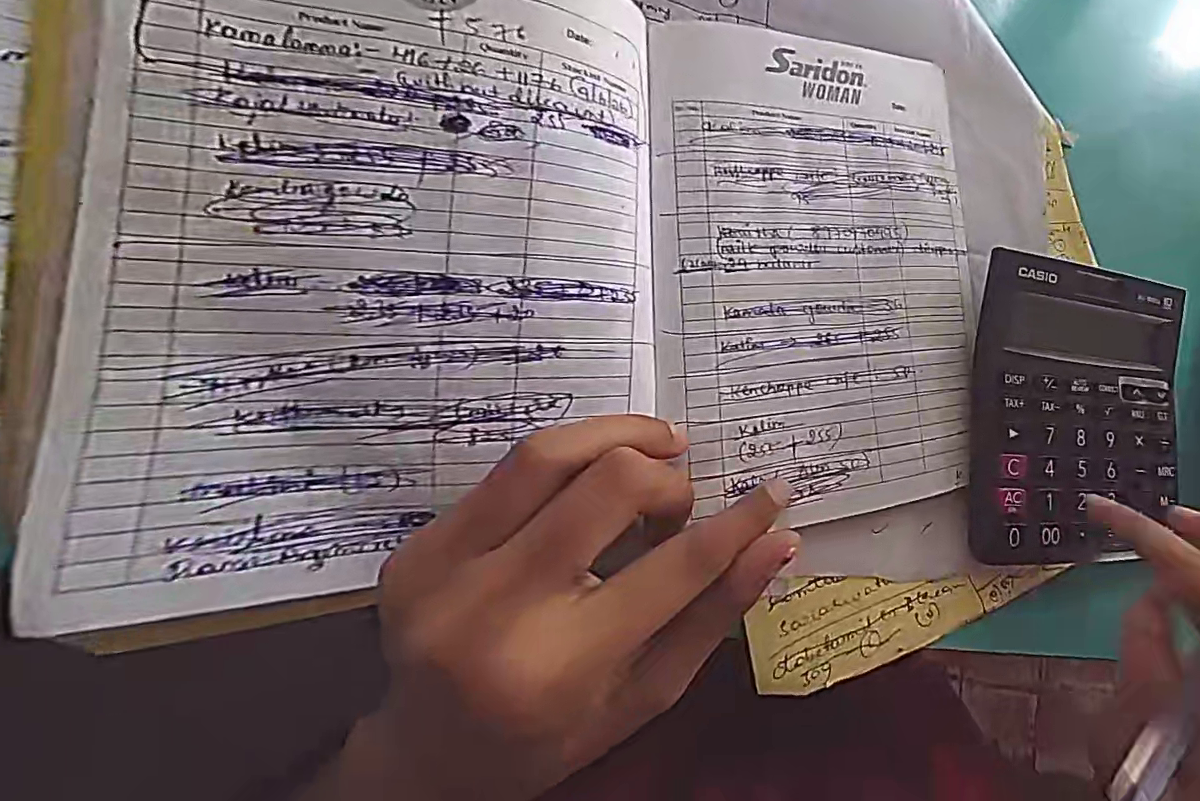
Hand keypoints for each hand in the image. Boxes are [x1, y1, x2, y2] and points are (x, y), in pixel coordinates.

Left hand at [305, 415, 799, 800]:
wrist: (421, 762)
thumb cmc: (555, 733)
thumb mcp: (649, 691)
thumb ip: (717, 611)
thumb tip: (780, 540)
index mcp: (561, 667)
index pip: (679, 566)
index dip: (739, 520)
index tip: (774, 491)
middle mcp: (494, 612)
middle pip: (613, 484)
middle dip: (670, 482)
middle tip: (682, 501)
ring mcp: (442, 573)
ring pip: (553, 453)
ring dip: (626, 437)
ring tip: (662, 448)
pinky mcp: (419, 546)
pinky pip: (516, 464)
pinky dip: (579, 451)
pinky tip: (601, 468)